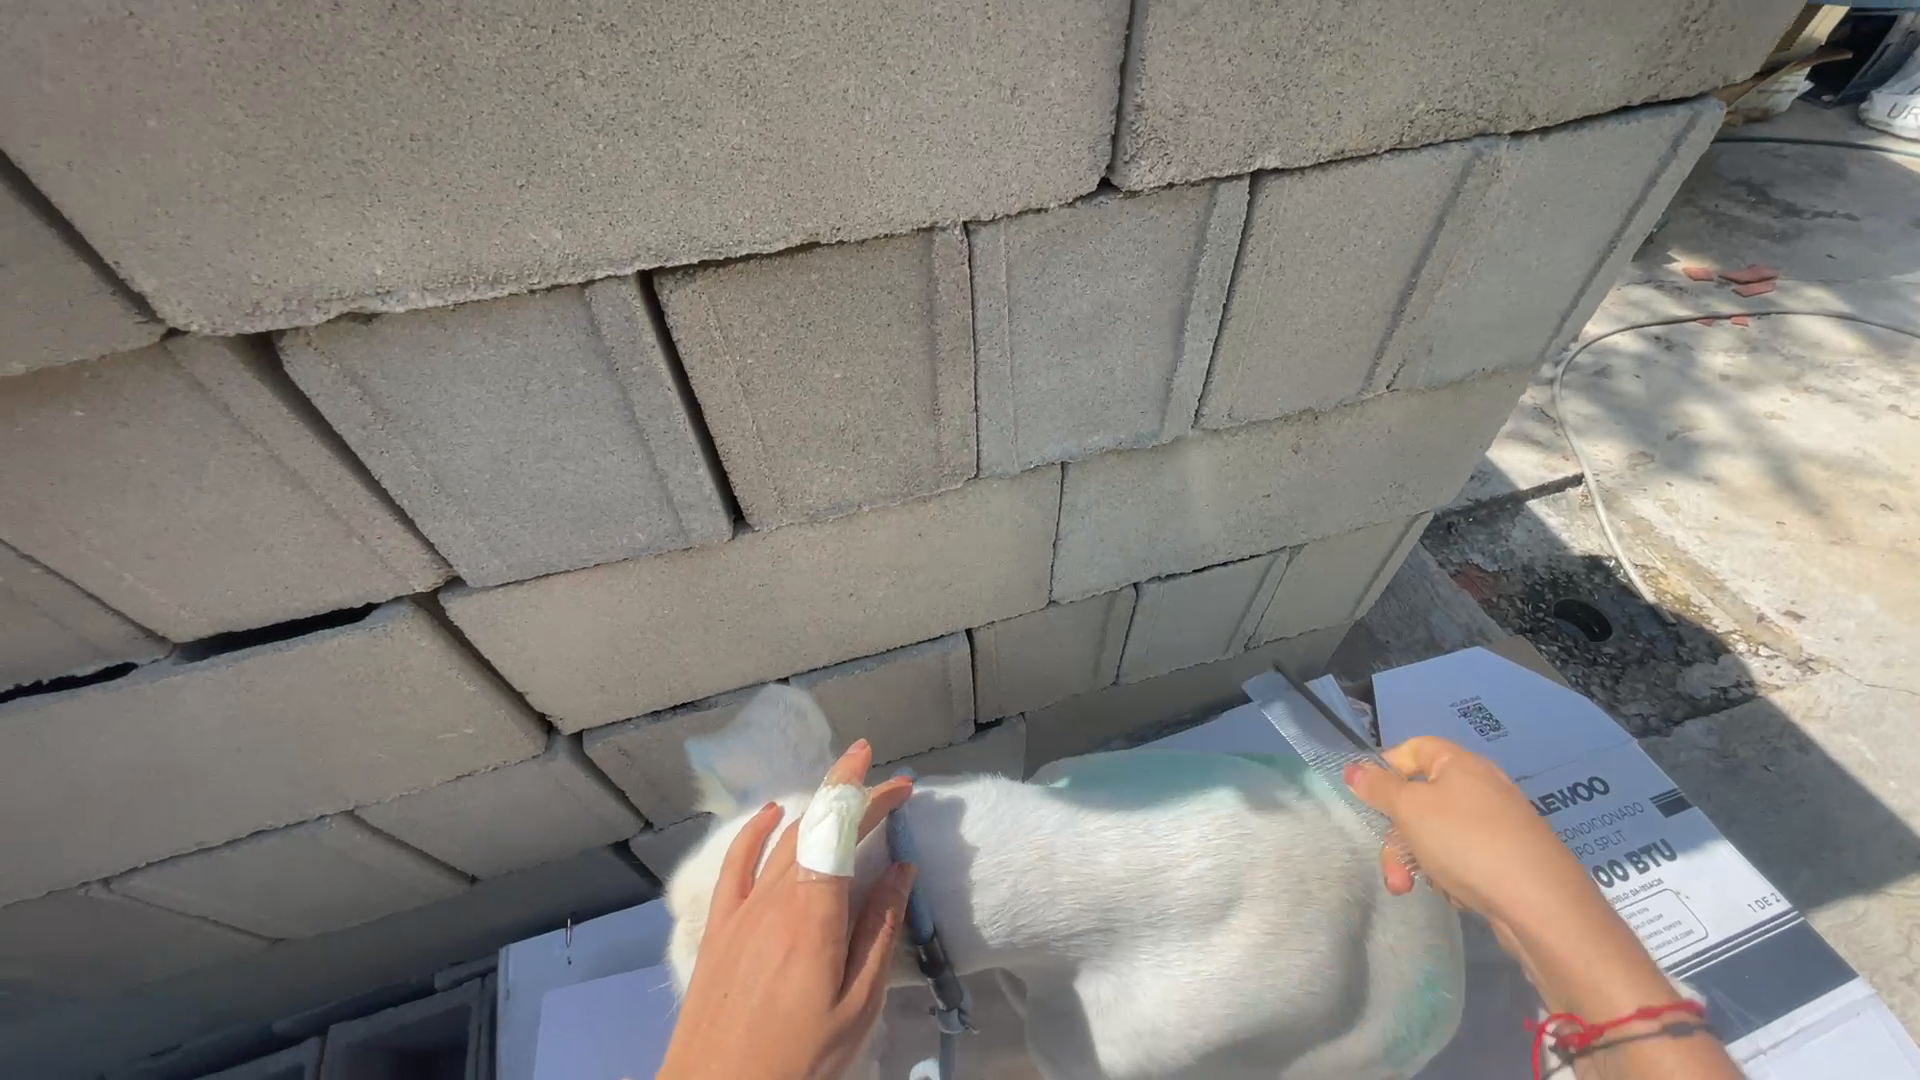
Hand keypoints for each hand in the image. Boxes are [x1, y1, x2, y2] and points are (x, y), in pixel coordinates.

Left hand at [658, 740, 915, 1079]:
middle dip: (856, 796)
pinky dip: (756, 828)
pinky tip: (772, 813)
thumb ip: (879, 930)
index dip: (872, 795)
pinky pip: (737, 861)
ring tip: (849, 793)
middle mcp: (775, 895)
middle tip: (891, 790)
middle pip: (817, 824)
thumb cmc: (799, 1059)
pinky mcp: (719, 925)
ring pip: (784, 838)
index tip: (902, 783)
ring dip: (819, 807)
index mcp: (813, 911)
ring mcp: (742, 907)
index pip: (842, 828)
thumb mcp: (857, 1005)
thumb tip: (901, 869)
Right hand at [1344, 735, 1595, 924]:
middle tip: (1391, 864)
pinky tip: (1454, 893)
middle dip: (1397, 834)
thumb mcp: (1409, 809)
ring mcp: (1499, 825)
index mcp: (1460, 764)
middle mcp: (1482, 788)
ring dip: (1417, 859)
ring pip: (1437, 833)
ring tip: (1412, 887)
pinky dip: (1449, 873)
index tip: (1368, 795)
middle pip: (1420, 798)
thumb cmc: (1467, 842)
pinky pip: (1463, 857)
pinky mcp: (1511, 859)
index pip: (1413, 749)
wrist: (1544, 908)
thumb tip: (1352, 768)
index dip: (1386, 767)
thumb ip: (1377, 787)